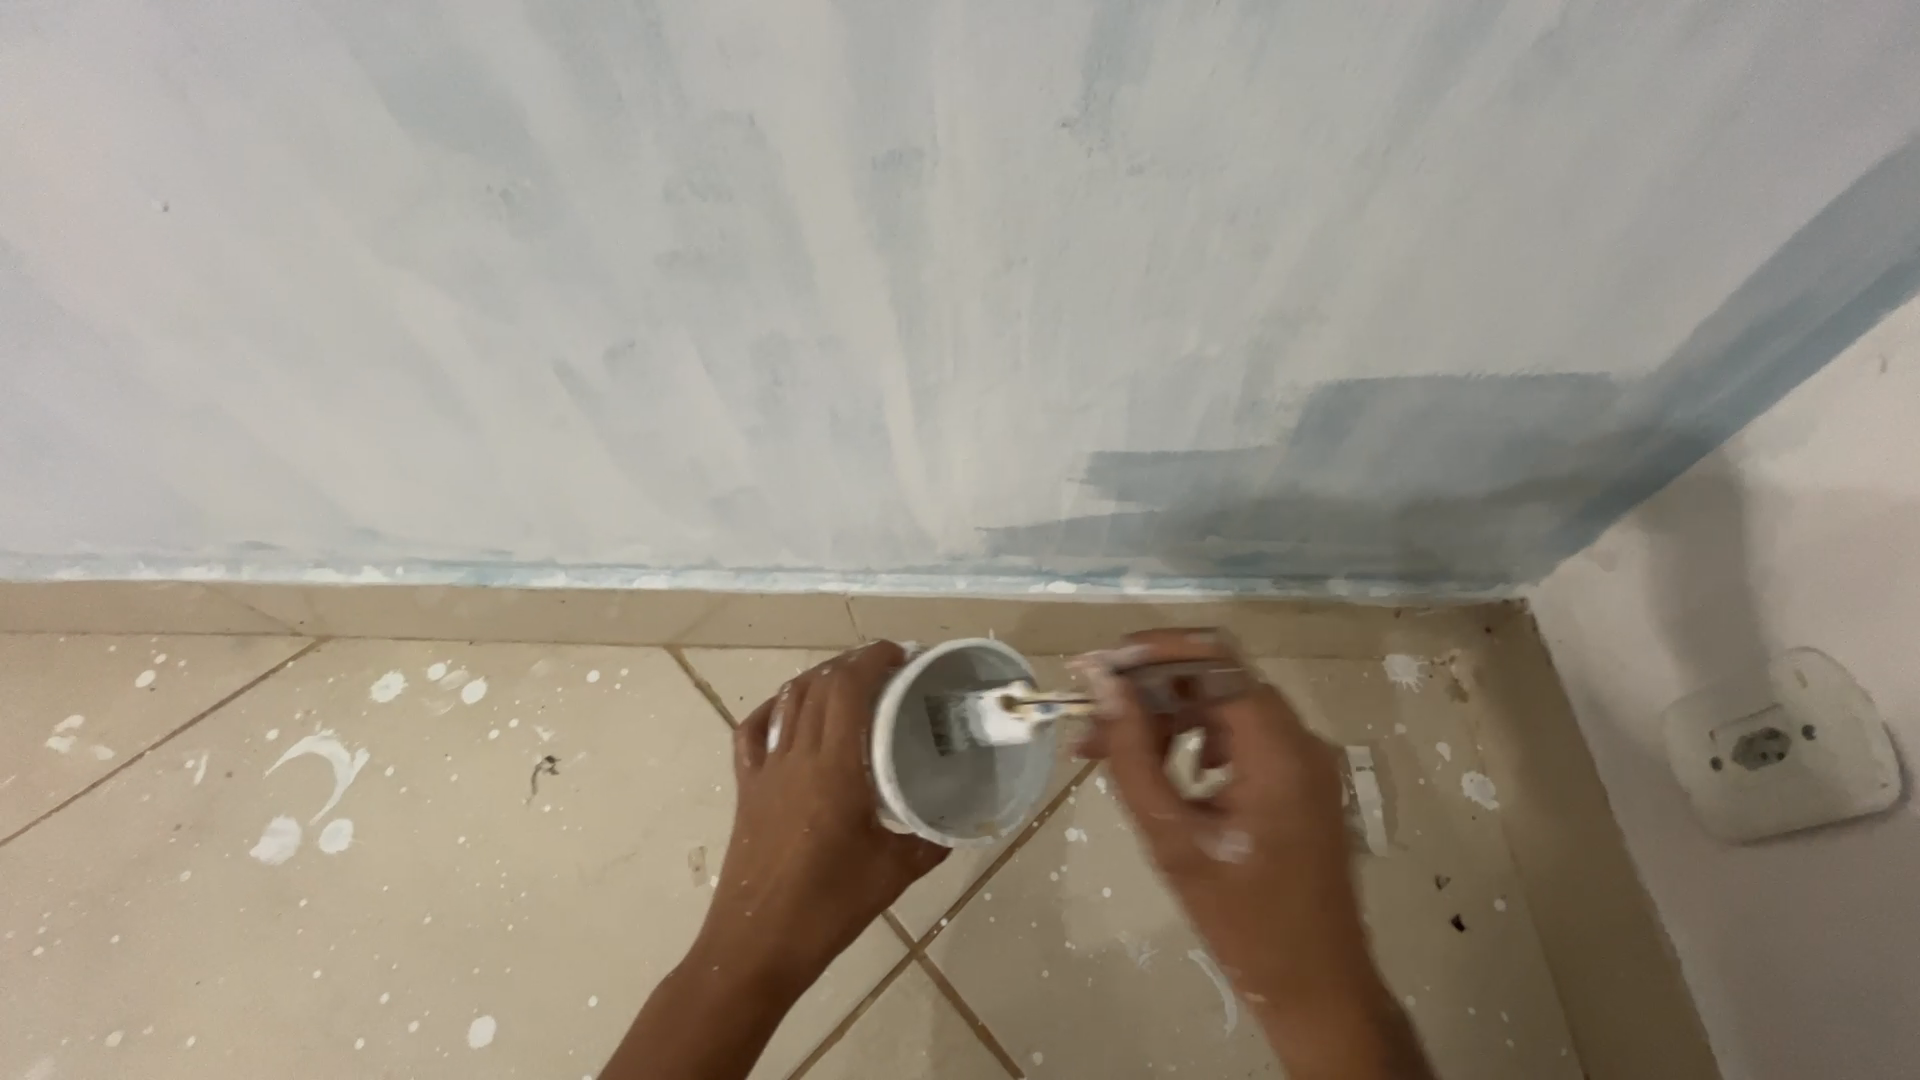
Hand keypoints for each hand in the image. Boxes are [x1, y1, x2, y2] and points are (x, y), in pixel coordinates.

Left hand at [696, 640, 949, 990]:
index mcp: (834, 768)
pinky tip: (790, 711)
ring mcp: (765, 770)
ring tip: (849, 681)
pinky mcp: (746, 789)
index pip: (848, 688)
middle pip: (819, 685)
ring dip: (818, 679)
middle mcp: (796, 756)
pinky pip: (753, 732)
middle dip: (852, 663)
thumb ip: (929, 839)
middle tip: (886, 667)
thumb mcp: (894, 872)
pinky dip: (774, 709)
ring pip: (788, 701)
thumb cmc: (828, 907)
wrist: (756, 947)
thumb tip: (958, 821)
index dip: (872, 659)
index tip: (901, 654)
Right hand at [1071, 630, 1380, 1014]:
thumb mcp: (1172, 836)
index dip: (1151, 652)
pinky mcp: (1297, 777)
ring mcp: (1303, 758)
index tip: (1098, 669)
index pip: (1213, 659)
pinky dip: (1193, 739)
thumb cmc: (1242, 919)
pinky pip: (1238, 734)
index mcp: (1277, 748)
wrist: (1316, 986)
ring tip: (1112, 751)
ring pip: (1222, 704)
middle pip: (1215, 678)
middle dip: (1148, 690)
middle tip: (1093, 722)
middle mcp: (1299, 738)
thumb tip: (1103, 685)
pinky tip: (1164, 771)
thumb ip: (1133, 754)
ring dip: (1165, 716)